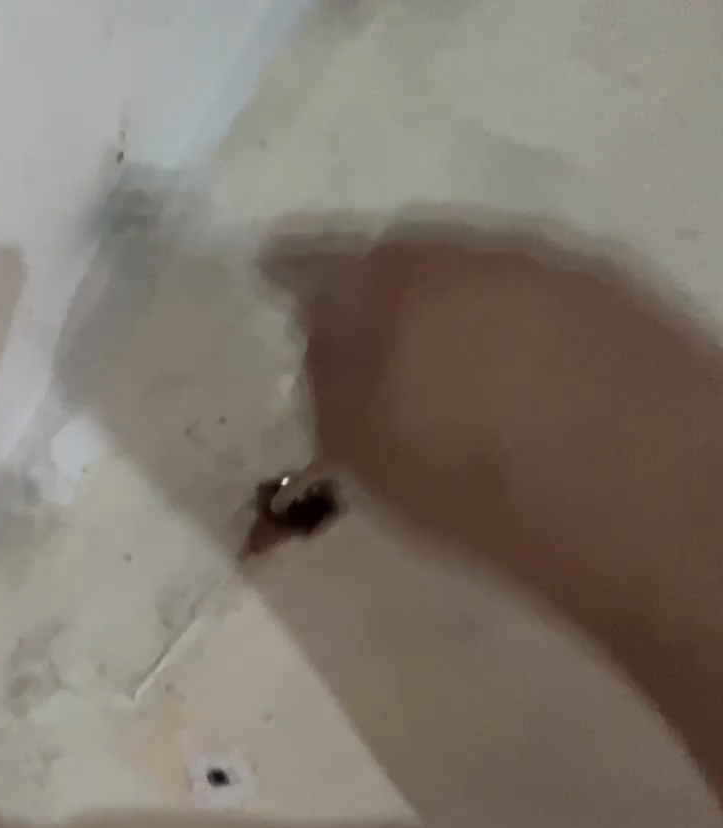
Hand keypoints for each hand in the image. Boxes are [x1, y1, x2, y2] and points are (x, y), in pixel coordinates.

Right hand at [259, 215, 722, 575]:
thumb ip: (323, 368)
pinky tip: (495, 363)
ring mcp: (557, 268)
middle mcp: (475, 253)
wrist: (641, 500)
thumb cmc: (457, 472)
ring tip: (422, 349)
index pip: (315, 254)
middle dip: (366, 280)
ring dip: (437, 298)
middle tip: (345, 322)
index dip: (283, 263)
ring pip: (470, 267)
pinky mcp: (622, 296)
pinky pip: (529, 290)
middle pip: (401, 250)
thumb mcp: (348, 437)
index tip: (263, 270)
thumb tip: (324, 328)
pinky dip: (496, 315)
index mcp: (393, 282)